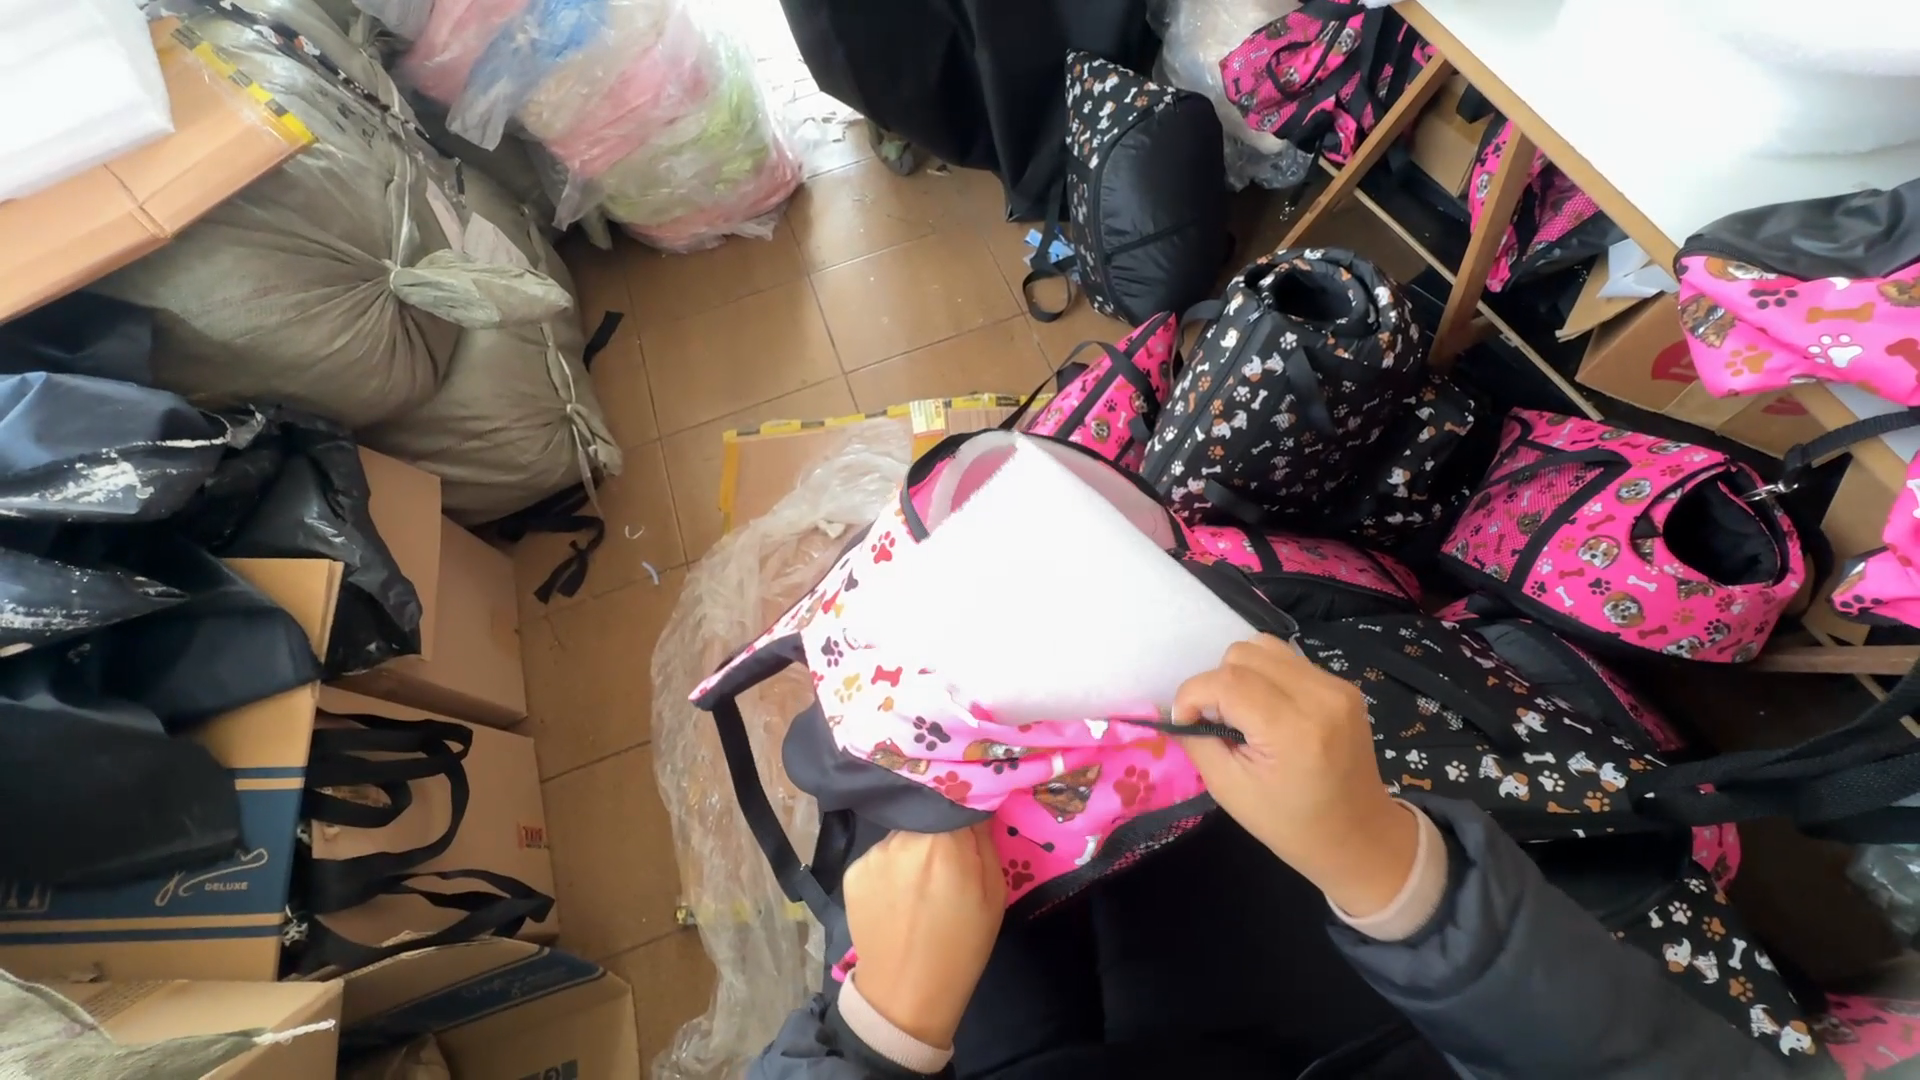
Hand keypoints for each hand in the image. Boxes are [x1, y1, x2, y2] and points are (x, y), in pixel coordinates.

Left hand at [843, 822, 1006, 1048]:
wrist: (906, 996)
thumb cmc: (961, 946)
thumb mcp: (993, 894)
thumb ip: (985, 841)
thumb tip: (977, 805)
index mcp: (944, 842)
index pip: (955, 799)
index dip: (962, 808)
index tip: (968, 824)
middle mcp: (904, 838)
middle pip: (926, 816)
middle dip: (937, 832)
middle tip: (945, 864)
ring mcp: (874, 854)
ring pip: (901, 835)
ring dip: (912, 850)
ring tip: (918, 886)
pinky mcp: (853, 871)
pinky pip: (879, 856)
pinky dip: (890, 869)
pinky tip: (895, 897)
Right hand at [1173, 635, 1418, 917]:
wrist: (1361, 838)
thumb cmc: (1291, 824)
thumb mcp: (1228, 789)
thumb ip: (1196, 741)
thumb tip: (1175, 711)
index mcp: (1293, 730)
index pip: (1225, 681)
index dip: (1192, 695)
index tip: (1186, 721)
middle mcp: (1319, 697)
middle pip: (1241, 655)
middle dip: (1215, 684)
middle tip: (1218, 722)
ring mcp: (1336, 686)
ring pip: (1261, 647)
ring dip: (1239, 674)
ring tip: (1244, 712)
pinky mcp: (1342, 685)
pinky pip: (1285, 659)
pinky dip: (1264, 676)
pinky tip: (1268, 709)